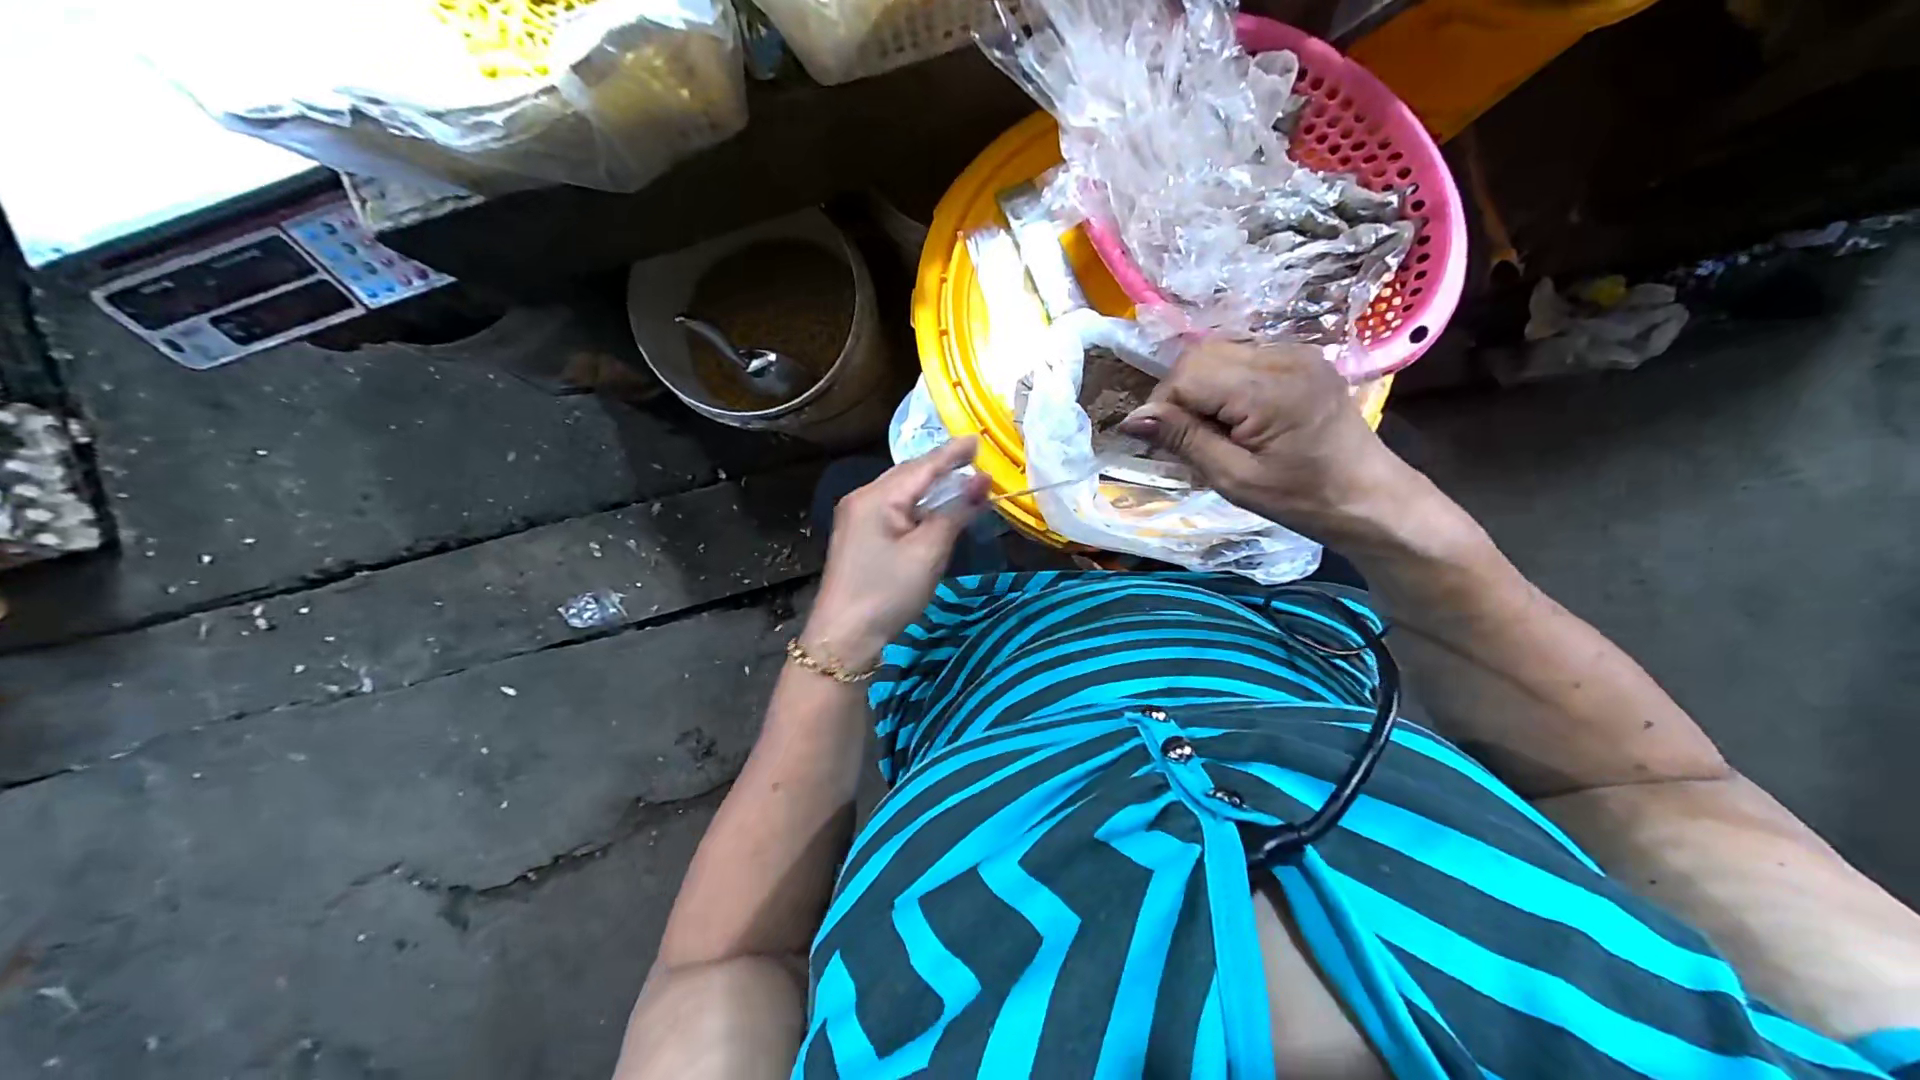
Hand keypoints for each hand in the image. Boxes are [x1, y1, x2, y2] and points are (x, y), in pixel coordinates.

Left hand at [801, 438, 989, 670]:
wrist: (844, 636)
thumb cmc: (888, 592)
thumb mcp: (928, 552)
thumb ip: (955, 512)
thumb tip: (981, 483)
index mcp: (876, 497)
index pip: (922, 466)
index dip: (953, 454)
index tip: (979, 440)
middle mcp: (862, 498)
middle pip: (908, 474)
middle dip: (942, 467)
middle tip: (975, 461)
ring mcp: (856, 517)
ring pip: (901, 491)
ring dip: (931, 486)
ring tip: (961, 480)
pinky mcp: (858, 536)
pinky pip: (894, 508)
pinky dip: (918, 505)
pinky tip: (934, 508)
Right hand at [1118, 341, 1406, 537]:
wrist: (1370, 497)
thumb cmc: (1302, 499)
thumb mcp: (1235, 479)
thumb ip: (1184, 440)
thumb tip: (1132, 418)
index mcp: (1270, 389)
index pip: (1188, 374)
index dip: (1164, 406)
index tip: (1165, 444)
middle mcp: (1284, 356)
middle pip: (1200, 354)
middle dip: (1179, 393)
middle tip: (1186, 438)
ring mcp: (1296, 352)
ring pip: (1218, 351)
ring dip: (1199, 387)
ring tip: (1211, 428)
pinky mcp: (1301, 358)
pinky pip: (1242, 356)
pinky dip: (1223, 382)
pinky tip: (1233, 415)